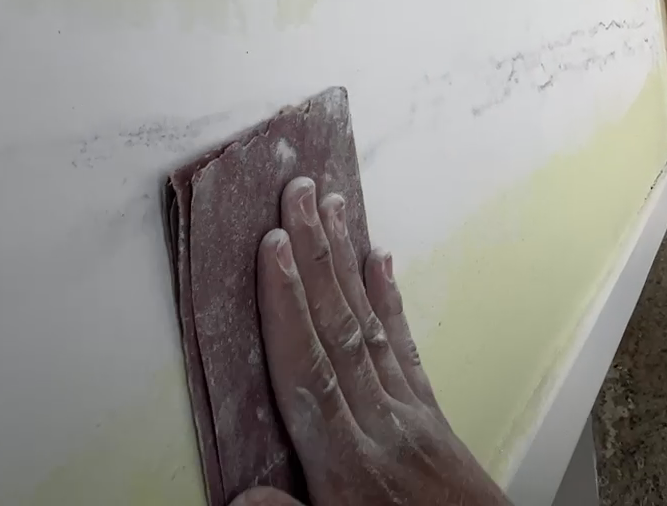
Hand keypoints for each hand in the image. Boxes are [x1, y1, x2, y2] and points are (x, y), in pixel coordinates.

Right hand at [229, 177, 509, 505]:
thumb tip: (236, 497)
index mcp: (347, 466)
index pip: (307, 369)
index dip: (286, 304)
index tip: (274, 245)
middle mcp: (380, 423)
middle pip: (338, 326)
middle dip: (315, 254)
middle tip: (300, 191)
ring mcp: (409, 411)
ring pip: (369, 322)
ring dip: (345, 260)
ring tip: (332, 204)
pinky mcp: (431, 411)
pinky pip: (407, 346)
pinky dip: (390, 298)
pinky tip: (380, 258)